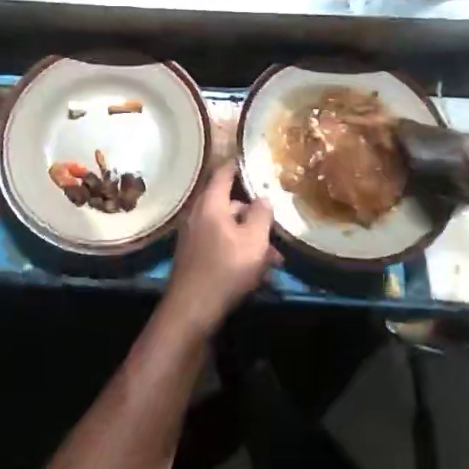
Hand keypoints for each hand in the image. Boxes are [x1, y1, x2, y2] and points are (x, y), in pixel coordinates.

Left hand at [163, 161, 279, 335]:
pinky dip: (239, 254)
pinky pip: (221, 246)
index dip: (238, 165)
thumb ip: (261, 215)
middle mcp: (198, 215)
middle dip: (255, 217)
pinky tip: (257, 276)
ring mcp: (194, 237)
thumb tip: (262, 198)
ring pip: (228, 230)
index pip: (224, 173)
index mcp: (210, 204)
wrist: (192, 308)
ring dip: (251, 241)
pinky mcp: (195, 257)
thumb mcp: (254, 240)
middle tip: (276, 232)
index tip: (252, 160)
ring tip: (274, 263)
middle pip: (230, 205)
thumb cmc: (226, 269)